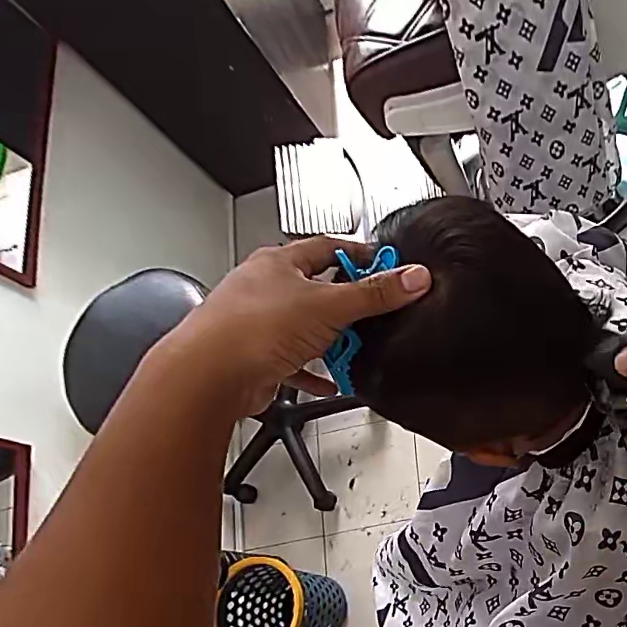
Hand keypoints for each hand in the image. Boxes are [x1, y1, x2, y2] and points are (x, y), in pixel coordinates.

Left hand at [155, 236, 431, 414]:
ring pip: (312, 326)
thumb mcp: (331, 305)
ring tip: (354, 350)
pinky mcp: (263, 354)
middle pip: (323, 289)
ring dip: (336, 340)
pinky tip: (332, 380)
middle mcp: (268, 287)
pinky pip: (301, 361)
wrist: (213, 373)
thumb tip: (413, 277)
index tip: (389, 266)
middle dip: (352, 305)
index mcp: (280, 263)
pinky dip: (320, 370)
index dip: (362, 254)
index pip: (330, 247)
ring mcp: (263, 322)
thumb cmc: (251, 328)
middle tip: (376, 314)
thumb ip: (376, 294)